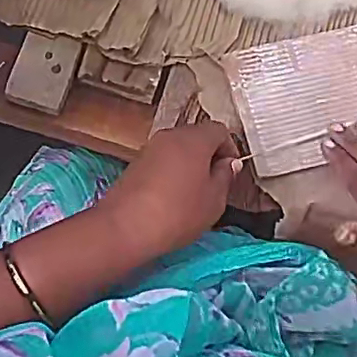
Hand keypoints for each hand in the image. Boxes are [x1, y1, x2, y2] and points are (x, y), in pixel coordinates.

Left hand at [94, 120, 241, 256]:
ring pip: (177, 148)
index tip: (231, 172)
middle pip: (196, 136)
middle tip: (215, 183)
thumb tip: (228, 163)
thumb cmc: (178, 213)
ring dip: (188, 164)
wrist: (125, 227)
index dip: (229, 149)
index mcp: (194, 139)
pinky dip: (170, 171)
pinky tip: (171, 197)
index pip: (219, 130)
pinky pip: (161, 160)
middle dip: (208, 155)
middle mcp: (170, 136)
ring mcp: (149, 148)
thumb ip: (225, 177)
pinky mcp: (134, 163)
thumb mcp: (214, 200)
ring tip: (193, 193)